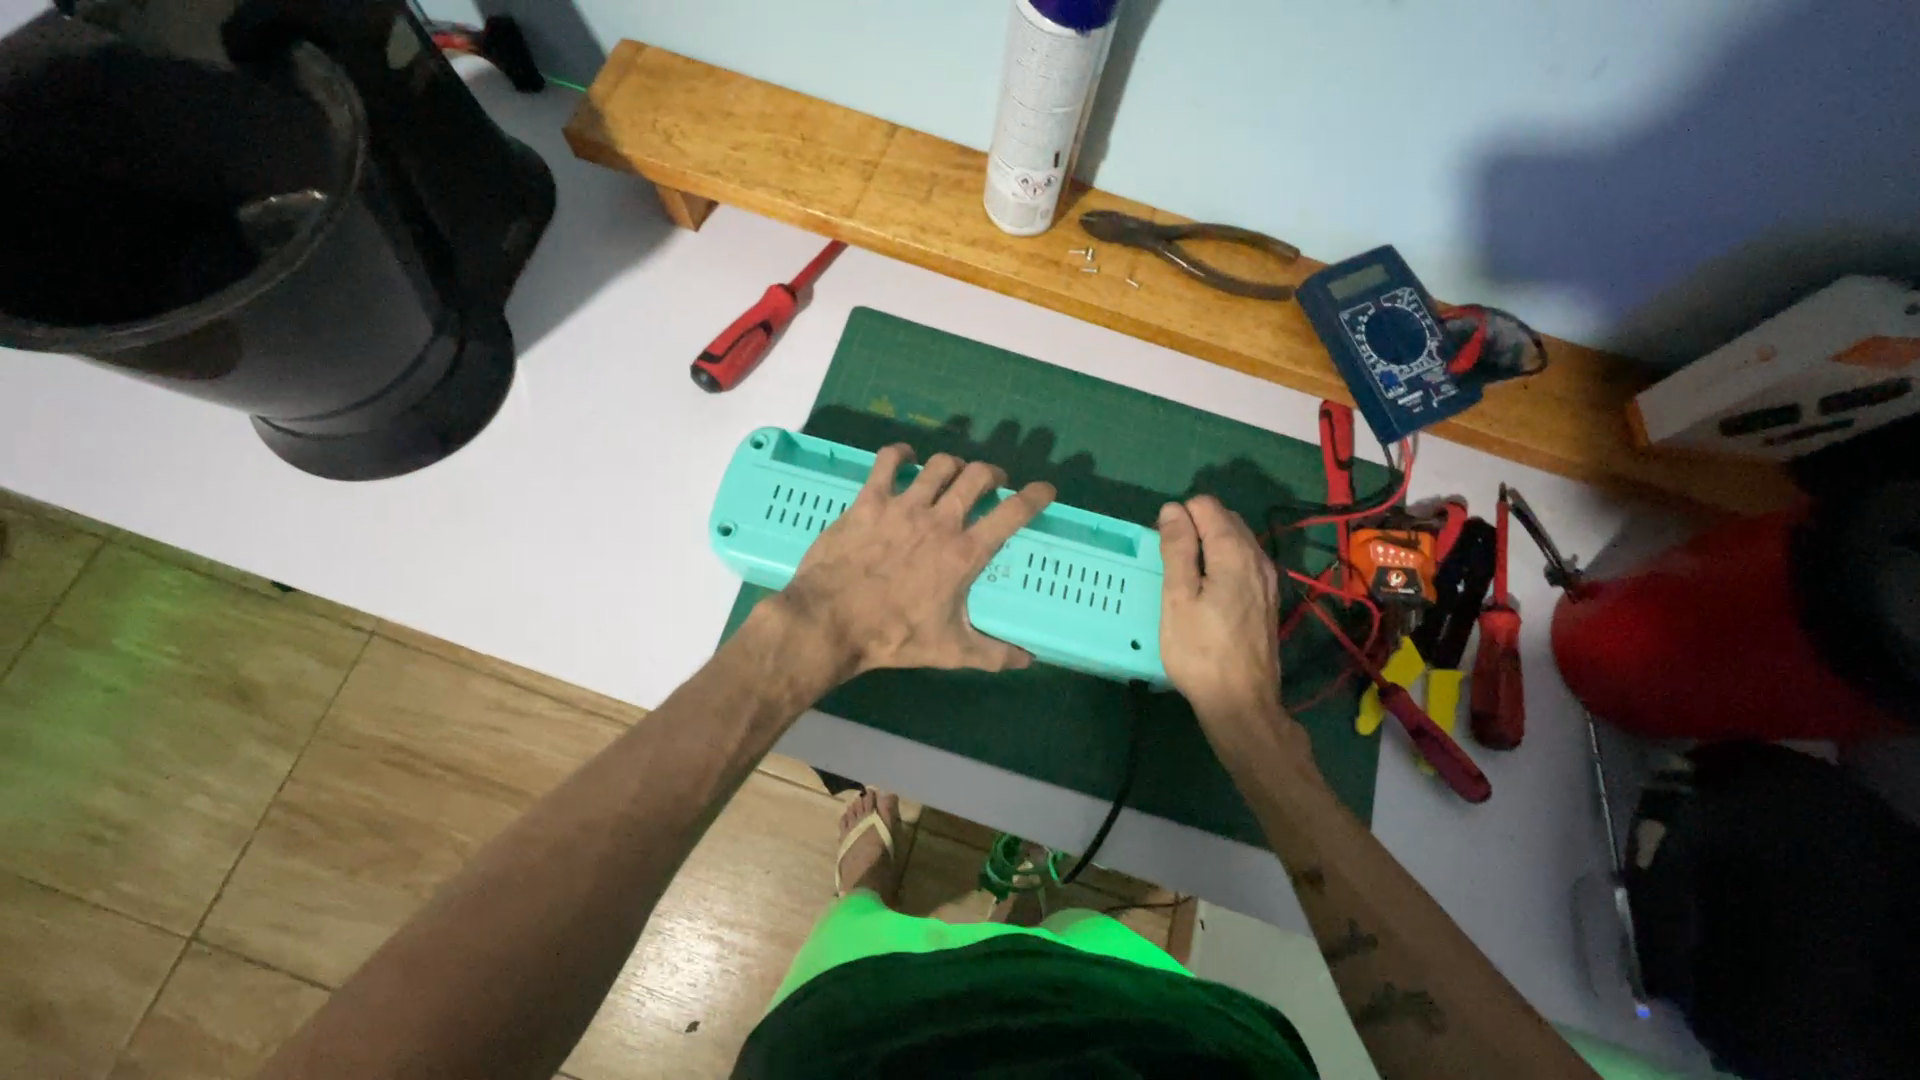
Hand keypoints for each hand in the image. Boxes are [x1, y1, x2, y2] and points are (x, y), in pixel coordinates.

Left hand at [779, 445, 1054, 679]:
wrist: (831, 621)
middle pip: (978, 476)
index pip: (1012, 513)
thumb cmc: (893, 636)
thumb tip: (1027, 661)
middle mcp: (939, 520)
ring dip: (953, 465)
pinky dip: (900, 454)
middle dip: (992, 474)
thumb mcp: (950, 651)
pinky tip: (905, 457)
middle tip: (992, 484)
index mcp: (964, 552)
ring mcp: (903, 506)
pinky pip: (888, 462)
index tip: (1045, 490)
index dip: (1035, 496)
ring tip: (953, 473)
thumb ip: (993, 654)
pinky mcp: (869, 501)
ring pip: (939, 465)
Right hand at [1158, 497, 1290, 731]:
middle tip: (1170, 564)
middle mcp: (1258, 558)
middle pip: (1225, 519)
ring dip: (1208, 546)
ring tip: (1184, 579)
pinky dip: (1223, 564)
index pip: (1206, 506)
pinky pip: (1244, 562)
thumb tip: (1173, 509)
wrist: (1241, 701)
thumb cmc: (1200, 651)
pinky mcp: (1268, 599)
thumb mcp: (1177, 597)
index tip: (1163, 550)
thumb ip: (1177, 548)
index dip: (1179, 518)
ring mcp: (1267, 579)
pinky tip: (1208, 592)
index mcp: (1234, 552)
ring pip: (1236, 541)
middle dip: (1194, 528)